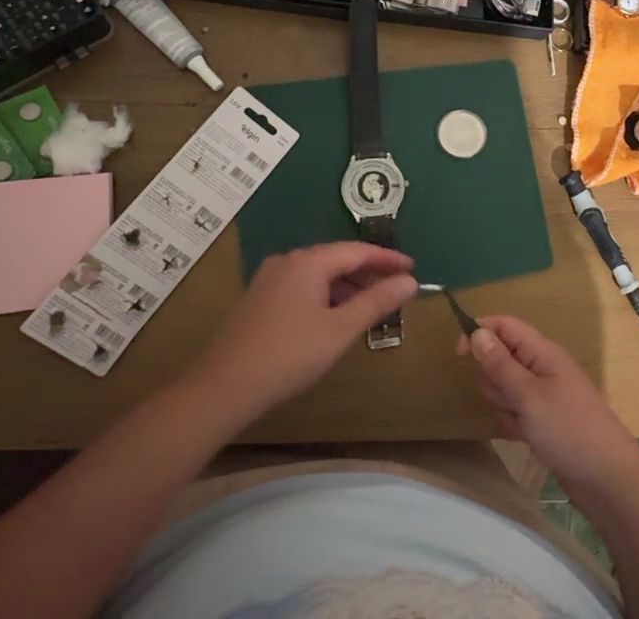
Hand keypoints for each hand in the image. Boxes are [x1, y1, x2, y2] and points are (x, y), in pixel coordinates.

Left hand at [193, 243, 416, 415]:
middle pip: (337, 258)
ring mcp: (270, 279)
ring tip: (373, 304)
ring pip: (319, 273)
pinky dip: (327, 294)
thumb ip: (376, 302)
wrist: (225, 386)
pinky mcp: (260, 298)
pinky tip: (337, 315)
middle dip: (369, 272)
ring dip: (348, 285)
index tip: (413, 268)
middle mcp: (288, 261)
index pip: (357, 251)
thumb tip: (409, 281)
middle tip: (397, 288)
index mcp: (308, 262)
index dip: (388, 259)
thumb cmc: (289, 355)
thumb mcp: (340, 329)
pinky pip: (303, 285)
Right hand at [458, 315, 638, 496]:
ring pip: (505, 388)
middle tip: (510, 399)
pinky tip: (527, 438)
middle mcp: (543, 368)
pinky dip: (514, 424)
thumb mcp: (528, 394)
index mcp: (543, 352)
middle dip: (494, 380)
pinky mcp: (543, 419)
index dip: (480, 332)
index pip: (505, 326)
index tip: (458, 353)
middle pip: (501, 359)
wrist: (604, 476)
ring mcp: (544, 395)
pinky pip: (515, 412)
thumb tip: (477, 331)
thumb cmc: (568, 428)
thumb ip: (500, 364)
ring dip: (504, 405)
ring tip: (523, 423)